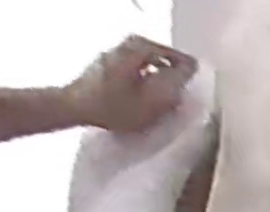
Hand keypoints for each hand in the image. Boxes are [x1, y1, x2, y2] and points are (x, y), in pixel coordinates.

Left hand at [62, 35, 198, 133]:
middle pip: (142, 45)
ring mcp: (106, 59)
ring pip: (134, 52)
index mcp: (128, 56)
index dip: (176, 56)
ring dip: (153, 60)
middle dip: (163, 54)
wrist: (76, 107)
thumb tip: (182, 76)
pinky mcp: (101, 68)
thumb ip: (168, 87)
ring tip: (168, 75)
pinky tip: (149, 81)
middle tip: (180, 67)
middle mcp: (116, 52)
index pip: (155, 48)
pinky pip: (127, 61)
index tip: (193, 66)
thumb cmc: (114, 108)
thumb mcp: (148, 102)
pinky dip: (142, 67)